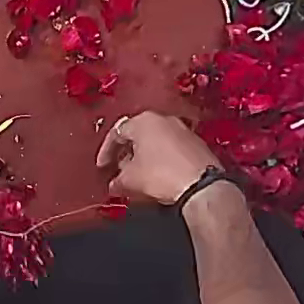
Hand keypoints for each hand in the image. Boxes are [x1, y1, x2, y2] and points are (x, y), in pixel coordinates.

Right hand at [96, 111, 220, 204]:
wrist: (201, 184)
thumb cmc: (161, 174)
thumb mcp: (130, 179)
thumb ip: (118, 179)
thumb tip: (115, 184)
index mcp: (144, 121)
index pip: (117, 132)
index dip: (106, 151)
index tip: (102, 167)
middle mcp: (164, 120)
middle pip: (138, 134)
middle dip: (126, 153)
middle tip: (119, 171)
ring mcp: (183, 130)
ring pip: (156, 141)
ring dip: (145, 157)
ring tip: (139, 176)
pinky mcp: (197, 144)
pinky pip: (172, 149)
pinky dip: (162, 160)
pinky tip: (160, 176)